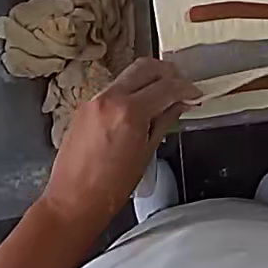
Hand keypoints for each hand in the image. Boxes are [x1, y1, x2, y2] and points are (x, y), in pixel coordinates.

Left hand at [39, 58, 198, 230]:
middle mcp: (110, 97)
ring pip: (130, 73)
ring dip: (150, 78)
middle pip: (146, 67)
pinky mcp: (85, 105)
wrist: (72, 200)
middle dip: (169, 72)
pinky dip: (133, 88)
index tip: (195, 94)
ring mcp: (95, 99)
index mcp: (129, 111)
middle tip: (182, 85)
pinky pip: (115, 87)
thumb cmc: (112, 186)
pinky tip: (142, 104)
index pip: (166, 87)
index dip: (186, 88)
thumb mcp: (147, 152)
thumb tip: (179, 104)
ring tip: (164, 94)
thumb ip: (165, 120)